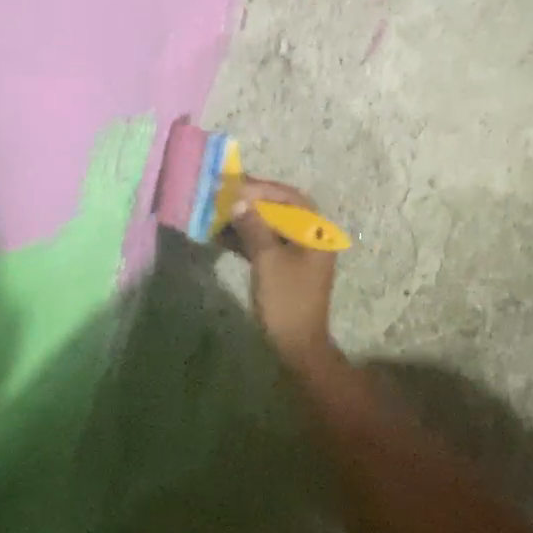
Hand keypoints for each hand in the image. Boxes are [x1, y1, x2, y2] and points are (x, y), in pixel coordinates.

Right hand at [227, 179, 340, 363]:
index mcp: (316, 232)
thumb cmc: (286, 301)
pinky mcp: (287, 268)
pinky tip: (221, 236)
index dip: (261, 188)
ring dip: (246, 220)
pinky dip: (247, 239)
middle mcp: (312, 238)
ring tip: (216, 215)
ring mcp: (300, 254)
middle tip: (221, 196)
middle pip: (281, 209)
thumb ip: (254, 227)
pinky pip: (267, 244)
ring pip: (271, 227)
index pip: (290, 197)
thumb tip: (239, 202)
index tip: (233, 186)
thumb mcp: (267, 260)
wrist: (297, 346)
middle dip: (251, 202)